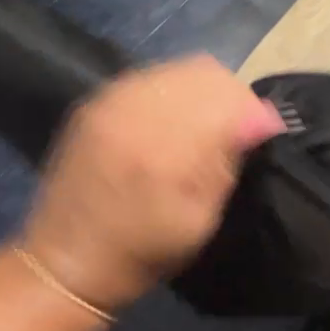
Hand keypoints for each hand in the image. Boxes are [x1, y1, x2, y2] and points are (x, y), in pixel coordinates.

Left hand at [18, 56, 283, 308]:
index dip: (255, 114)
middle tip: (238, 132)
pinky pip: (152, 75)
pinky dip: (176, 91)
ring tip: (208, 126)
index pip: (230, 98)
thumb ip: (228, 162)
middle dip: (233, 98)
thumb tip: (261, 120)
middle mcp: (136, 112)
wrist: (67, 262)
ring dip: (206, 92)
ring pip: (181, 68)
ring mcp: (111, 100)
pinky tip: (176, 122)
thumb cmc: (145, 252)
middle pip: (208, 74)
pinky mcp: (96, 101)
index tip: (262, 138)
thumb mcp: (202, 220)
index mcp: (166, 149)